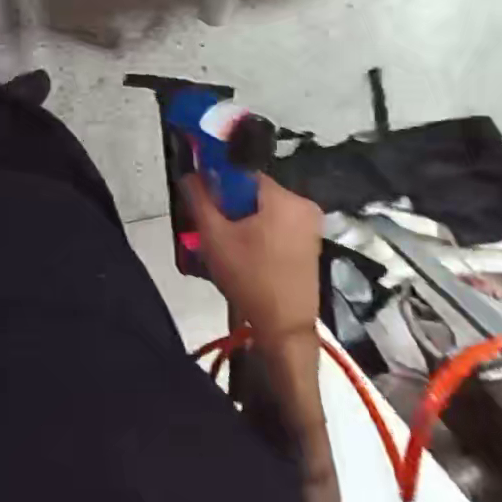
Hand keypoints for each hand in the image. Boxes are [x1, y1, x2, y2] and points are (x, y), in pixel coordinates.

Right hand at [181, 173, 322, 342]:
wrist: (284, 326)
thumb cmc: (249, 278)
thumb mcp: (214, 237)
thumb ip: (199, 200)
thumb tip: (190, 175)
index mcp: (284, 198)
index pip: (243, 175)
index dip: (221, 187)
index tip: (208, 207)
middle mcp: (303, 205)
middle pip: (255, 193)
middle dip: (232, 208)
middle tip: (217, 232)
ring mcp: (311, 225)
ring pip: (266, 210)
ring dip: (246, 222)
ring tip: (231, 248)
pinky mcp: (312, 243)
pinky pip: (279, 226)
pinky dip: (262, 234)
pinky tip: (249, 256)